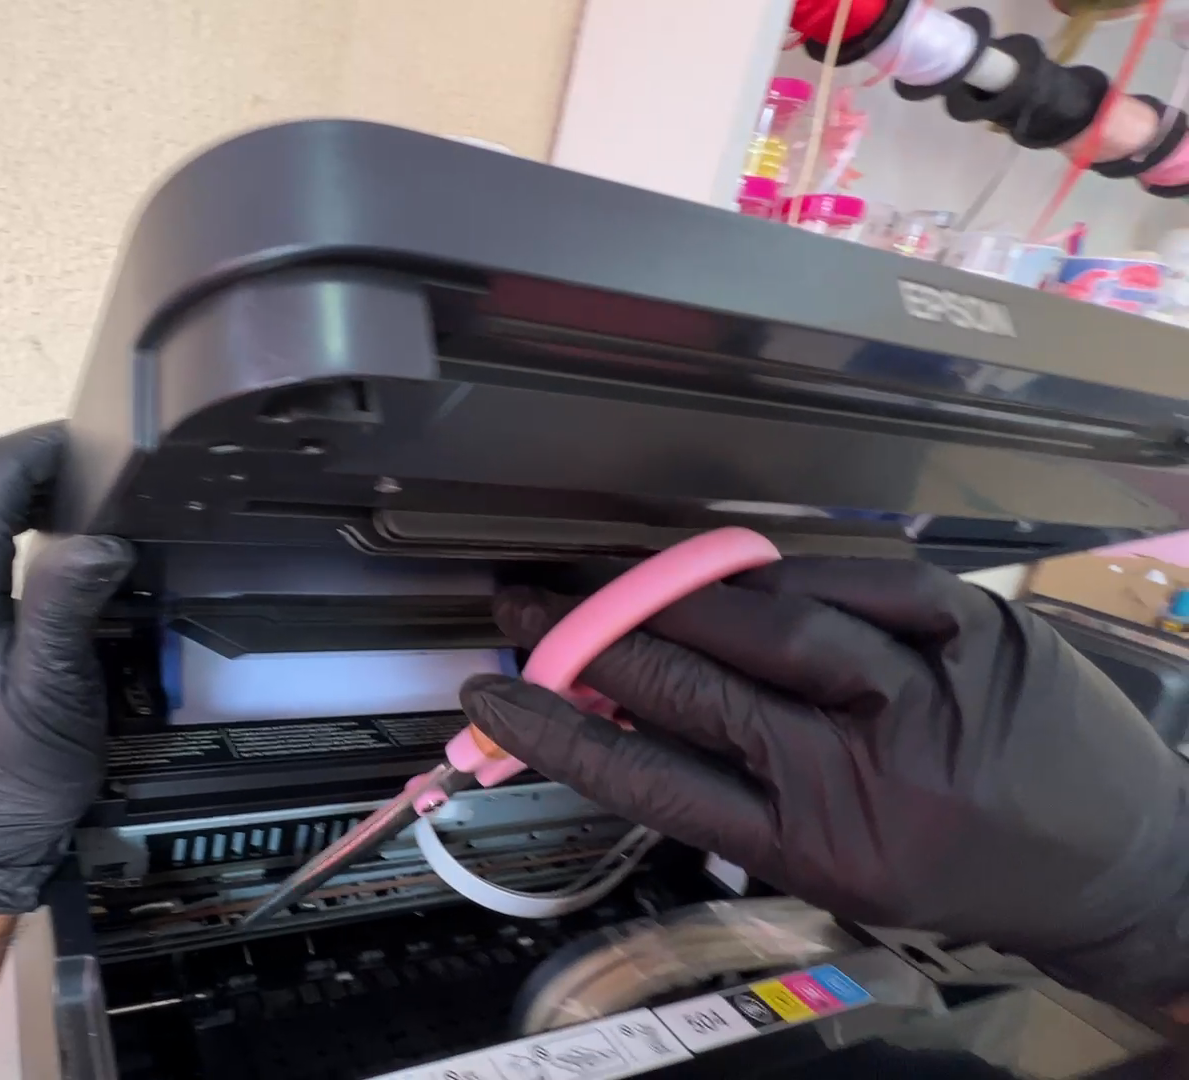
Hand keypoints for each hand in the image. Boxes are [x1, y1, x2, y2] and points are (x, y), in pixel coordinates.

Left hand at [0, 422, 133, 915]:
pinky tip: (55, 541)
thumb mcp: (50, 688)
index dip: (44, 448)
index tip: (101, 448)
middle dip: (30, 460)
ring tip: (85, 498)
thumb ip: (67, 602)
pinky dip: (12, 519)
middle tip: (97, 473)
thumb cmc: (14, 771)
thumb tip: (102, 534)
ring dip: (20, 487)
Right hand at [463, 557, 1188, 1006]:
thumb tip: (598, 710)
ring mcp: (934, 694)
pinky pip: (845, 579)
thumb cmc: (937, 867)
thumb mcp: (812, 859)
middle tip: (532, 608)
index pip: (645, 780)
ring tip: (614, 590)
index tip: (493, 695)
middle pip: (691, 688)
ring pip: (762, 621)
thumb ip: (706, 782)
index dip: (552, 732)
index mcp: (818, 847)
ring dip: (665, 601)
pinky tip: (728, 581)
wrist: (1126, 868)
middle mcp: (873, 776)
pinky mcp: (979, 628)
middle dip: (591, 640)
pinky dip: (770, 574)